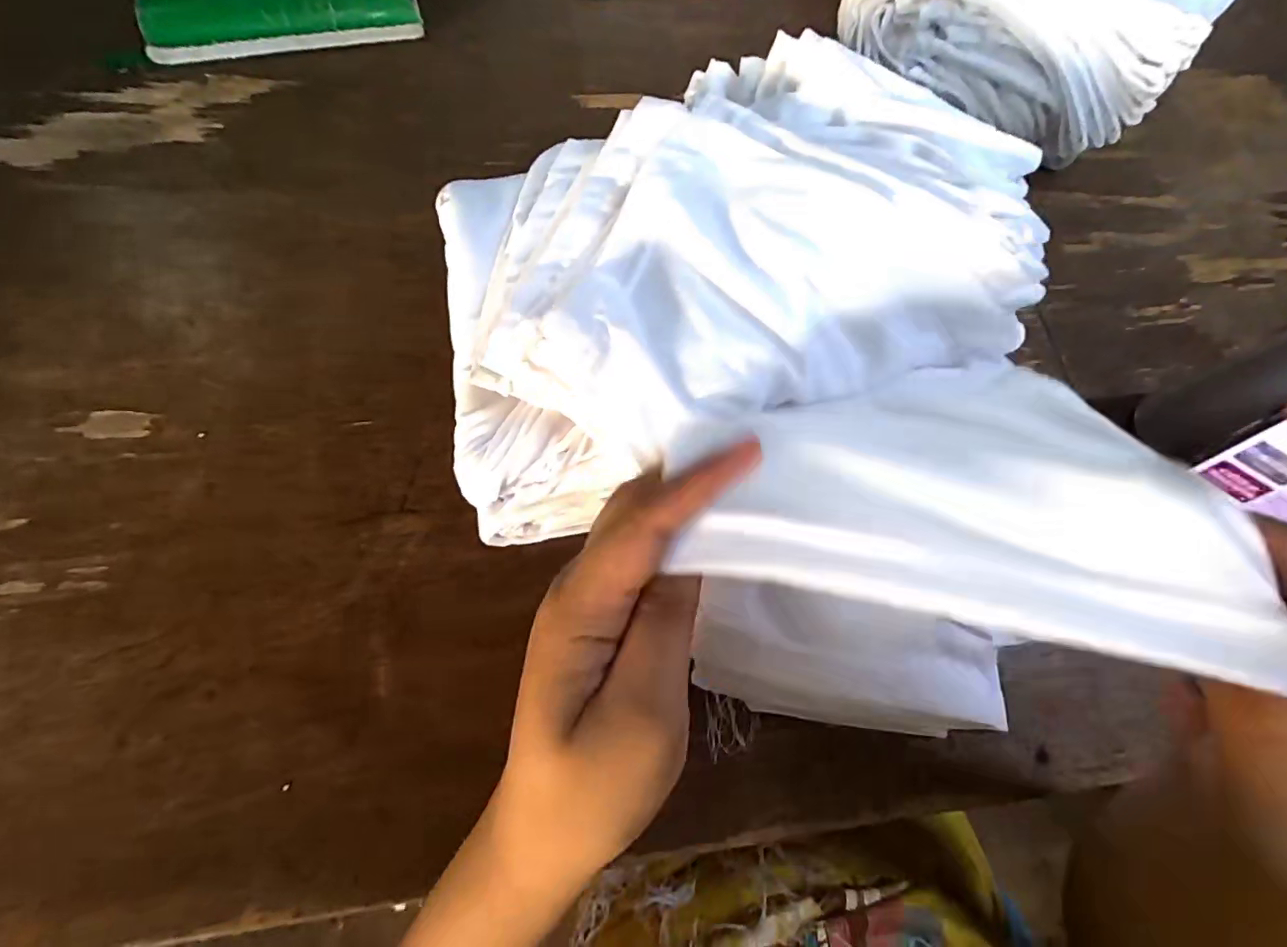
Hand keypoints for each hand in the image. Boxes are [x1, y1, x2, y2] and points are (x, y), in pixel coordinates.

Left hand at [492, 438, 760, 881]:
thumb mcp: (643, 714)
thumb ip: (664, 625)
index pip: (642, 527)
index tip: (746, 451)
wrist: (541, 836)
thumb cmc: (593, 789)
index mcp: (579, 609)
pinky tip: (701, 527)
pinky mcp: (598, 616)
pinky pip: (636, 553)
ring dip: (678, 494)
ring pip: (631, 525)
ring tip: (731, 475)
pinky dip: (672, 527)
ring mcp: (582, 601)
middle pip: (630, 511)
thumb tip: (690, 554)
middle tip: (744, 451)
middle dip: (686, 474)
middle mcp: (574, 589)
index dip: (694, 485)